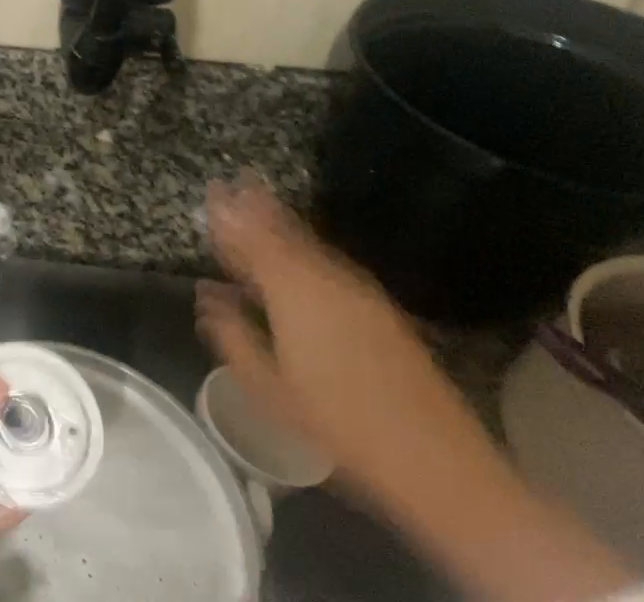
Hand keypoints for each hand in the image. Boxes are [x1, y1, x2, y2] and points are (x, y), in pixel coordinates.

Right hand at [196, 172, 633, 601]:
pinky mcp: (381, 313)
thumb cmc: (338, 427)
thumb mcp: (267, 387)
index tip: (212, 189)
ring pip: (312, 248)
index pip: (256, 241)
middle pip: (287, 235)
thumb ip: (232, 334)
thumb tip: (207, 296)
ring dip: (283, 223)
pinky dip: (307, 249)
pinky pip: (332, 265)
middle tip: (233, 181)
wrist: (436, 462)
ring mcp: (361, 297)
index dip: (231, 216)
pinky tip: (299, 253)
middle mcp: (330, 284)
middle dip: (258, 208)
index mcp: (296, 297)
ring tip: (259, 201)